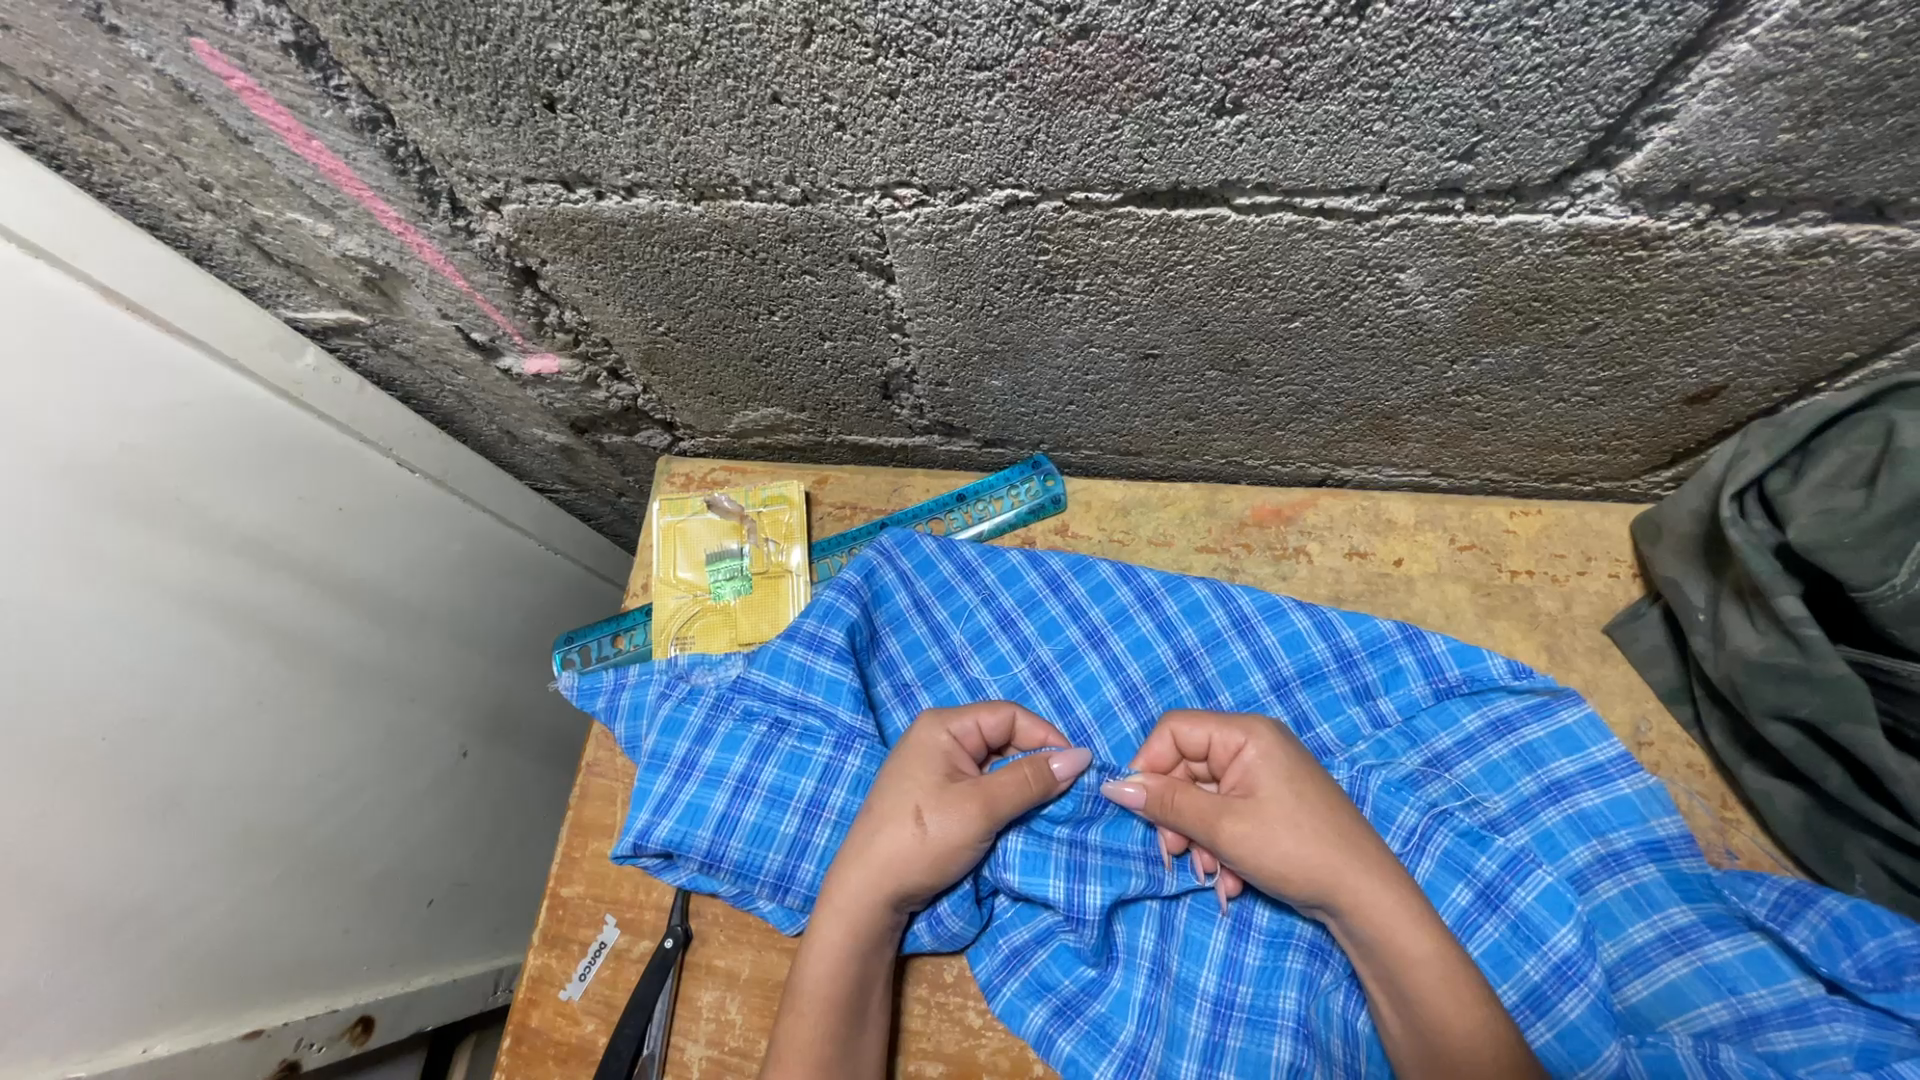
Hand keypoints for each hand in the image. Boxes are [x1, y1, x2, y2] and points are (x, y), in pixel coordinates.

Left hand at [825, 701, 1092, 916]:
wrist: (868, 893)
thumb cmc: (922, 840)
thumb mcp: (981, 808)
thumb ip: (1030, 779)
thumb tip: (1081, 757)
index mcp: (944, 726)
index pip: (1009, 715)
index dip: (1046, 738)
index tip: (1077, 771)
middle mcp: (939, 738)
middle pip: (1003, 737)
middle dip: (1035, 762)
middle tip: (1065, 795)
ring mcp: (936, 767)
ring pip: (995, 764)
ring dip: (1021, 784)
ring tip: (1047, 809)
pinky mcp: (937, 795)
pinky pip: (981, 784)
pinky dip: (1004, 798)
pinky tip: (1019, 818)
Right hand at [1099, 709, 1406, 920]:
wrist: (1368, 901)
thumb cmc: (1294, 850)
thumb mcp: (1222, 828)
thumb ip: (1165, 803)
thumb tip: (1112, 786)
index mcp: (1245, 734)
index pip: (1174, 731)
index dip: (1149, 766)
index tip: (1139, 808)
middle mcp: (1254, 745)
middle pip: (1186, 767)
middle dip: (1176, 814)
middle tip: (1175, 854)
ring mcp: (1265, 775)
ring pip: (1203, 796)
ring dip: (1197, 837)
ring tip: (1211, 873)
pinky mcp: (1273, 804)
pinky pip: (1227, 813)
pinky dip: (1220, 844)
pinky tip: (1231, 880)